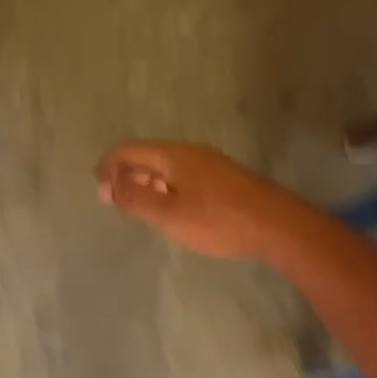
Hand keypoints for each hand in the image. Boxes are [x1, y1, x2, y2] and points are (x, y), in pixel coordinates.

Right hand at [94, 140, 294, 258]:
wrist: (280, 227)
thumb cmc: (218, 220)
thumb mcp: (168, 213)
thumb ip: (135, 197)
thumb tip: (106, 184)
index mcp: (173, 155)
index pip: (129, 150)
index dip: (109, 164)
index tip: (96, 181)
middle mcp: (191, 152)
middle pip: (148, 156)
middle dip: (127, 174)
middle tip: (113, 198)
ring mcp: (211, 164)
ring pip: (168, 167)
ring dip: (147, 181)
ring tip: (139, 204)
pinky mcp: (225, 179)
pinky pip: (184, 175)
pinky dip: (166, 187)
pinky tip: (171, 207)